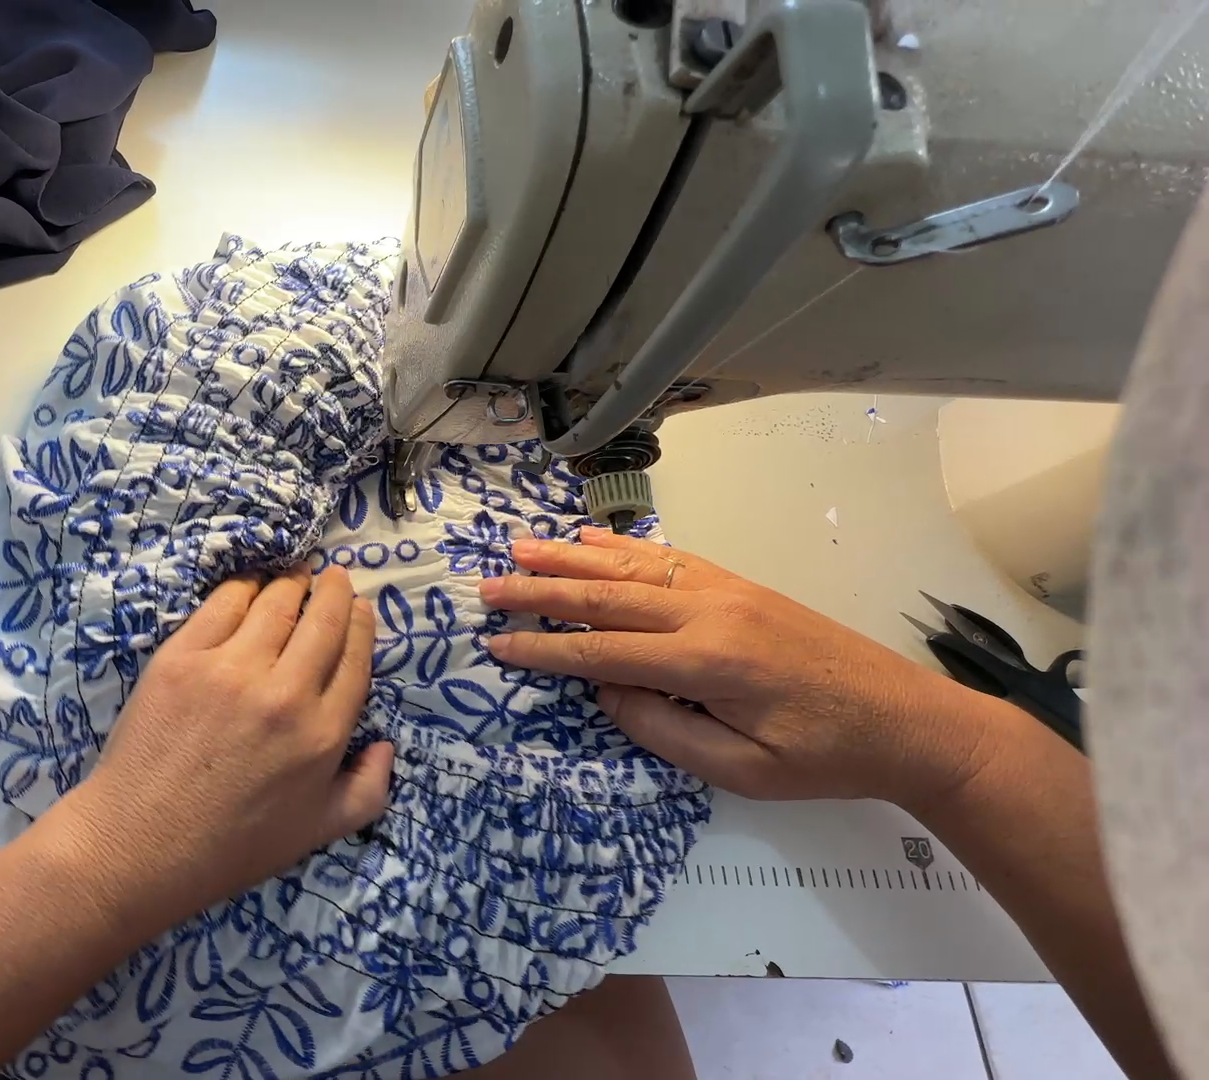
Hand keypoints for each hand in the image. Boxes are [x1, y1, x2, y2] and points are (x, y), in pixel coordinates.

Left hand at [60, 565, 392, 921]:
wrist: (140, 844)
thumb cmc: (232, 845)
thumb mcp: (318, 833)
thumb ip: (368, 791)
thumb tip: (385, 744)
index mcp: (323, 734)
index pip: (355, 657)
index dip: (361, 623)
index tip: (360, 606)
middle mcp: (284, 693)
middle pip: (322, 621)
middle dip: (335, 590)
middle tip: (335, 576)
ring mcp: (230, 670)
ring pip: (275, 603)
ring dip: (292, 582)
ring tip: (294, 576)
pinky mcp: (182, 656)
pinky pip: (223, 604)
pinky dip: (244, 587)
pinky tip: (249, 586)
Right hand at [477, 529, 993, 807]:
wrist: (915, 723)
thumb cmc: (825, 758)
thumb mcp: (740, 769)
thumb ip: (660, 727)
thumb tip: (605, 688)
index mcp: (708, 662)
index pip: (602, 652)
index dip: (544, 650)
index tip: (497, 644)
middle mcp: (708, 611)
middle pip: (604, 596)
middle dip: (539, 591)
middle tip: (488, 586)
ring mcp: (723, 589)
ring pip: (629, 565)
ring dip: (567, 556)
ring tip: (518, 548)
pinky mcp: (737, 582)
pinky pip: (667, 556)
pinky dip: (620, 545)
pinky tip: (585, 537)